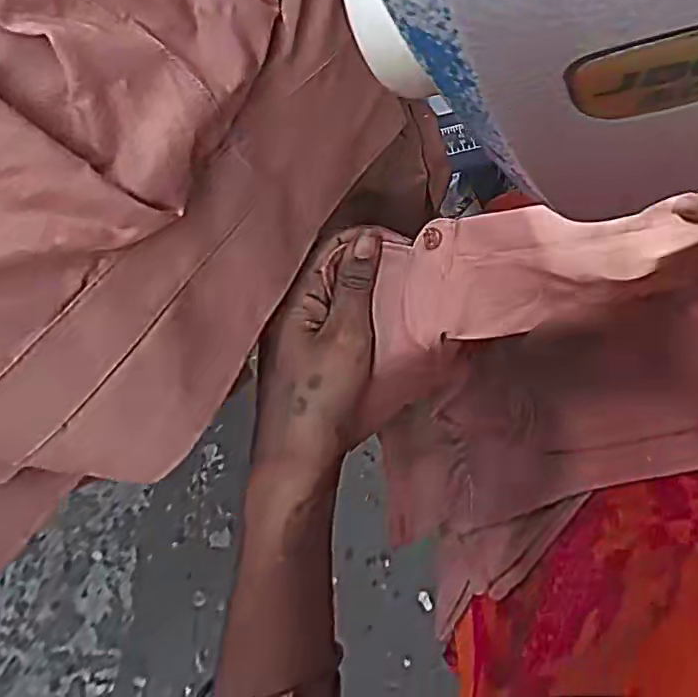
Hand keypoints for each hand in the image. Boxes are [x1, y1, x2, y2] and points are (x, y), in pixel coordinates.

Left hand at [251, 226, 397, 490]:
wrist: (300, 459)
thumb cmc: (320, 399)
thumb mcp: (347, 334)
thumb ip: (356, 284)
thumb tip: (365, 240)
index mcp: (294, 299)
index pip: (331, 246)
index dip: (366, 239)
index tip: (400, 244)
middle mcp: (292, 308)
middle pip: (334, 266)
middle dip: (370, 259)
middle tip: (404, 264)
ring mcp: (299, 329)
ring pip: (338, 290)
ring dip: (368, 284)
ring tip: (399, 286)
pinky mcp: (310, 349)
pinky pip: (338, 312)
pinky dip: (361, 306)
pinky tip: (380, 315)